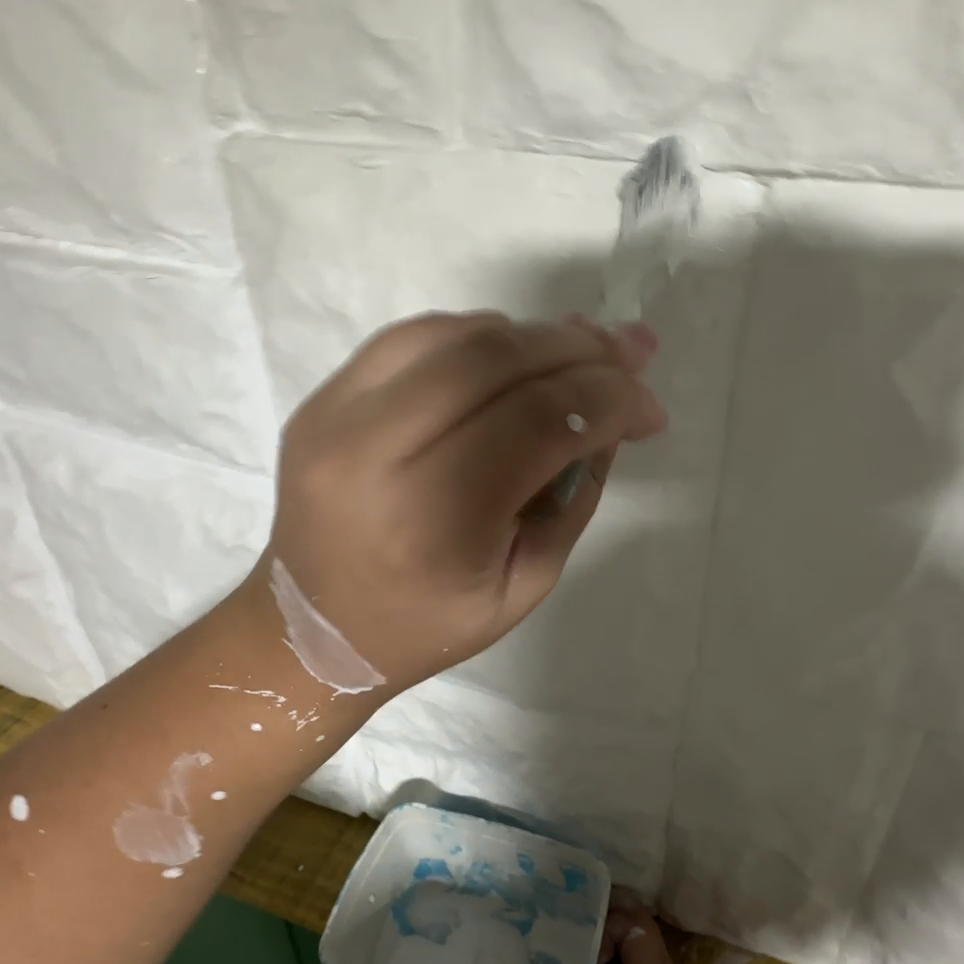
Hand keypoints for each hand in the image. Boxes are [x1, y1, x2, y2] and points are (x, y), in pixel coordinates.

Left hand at [259, 310, 663, 691]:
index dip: (608, 400)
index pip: (537, 422)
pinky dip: (476, 335)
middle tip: (633, 352)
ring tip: (582, 347)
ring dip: (532, 334)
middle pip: (494, 361)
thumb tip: (608, 412)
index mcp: (432, 523)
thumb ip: (573, 494)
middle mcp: (373, 455)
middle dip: (579, 349)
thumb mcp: (526, 583)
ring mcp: (335, 418)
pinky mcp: (321, 400)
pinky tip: (512, 353)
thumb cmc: (429, 624)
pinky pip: (412, 338)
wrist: (313, 630)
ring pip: (454, 336)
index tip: (649, 409)